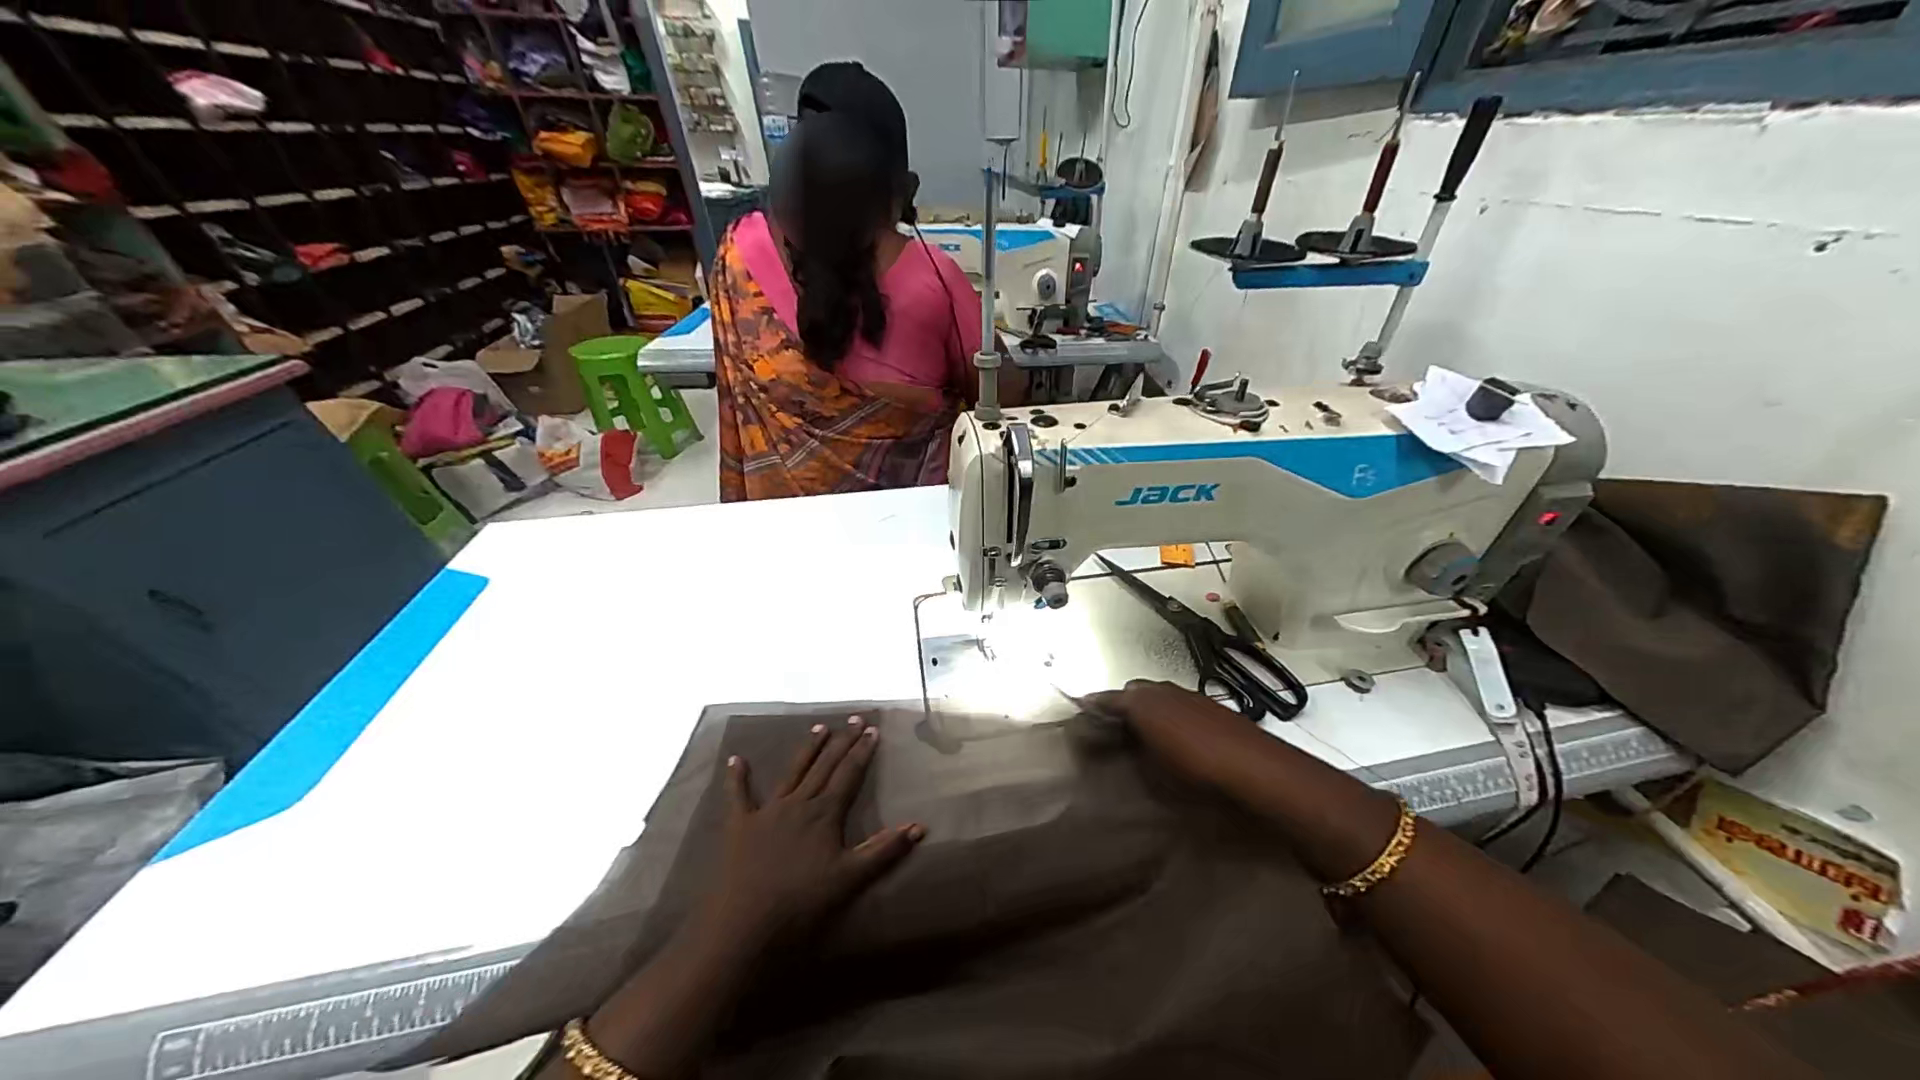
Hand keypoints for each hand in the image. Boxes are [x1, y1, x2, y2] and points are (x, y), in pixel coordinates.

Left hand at [705, 716, 923, 947]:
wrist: (747, 922)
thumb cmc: (803, 901)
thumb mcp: (851, 878)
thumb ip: (885, 850)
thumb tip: (919, 826)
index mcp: (825, 813)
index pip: (849, 774)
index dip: (862, 751)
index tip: (873, 730)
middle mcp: (798, 803)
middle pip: (824, 766)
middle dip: (841, 742)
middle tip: (853, 719)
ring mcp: (767, 811)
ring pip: (792, 772)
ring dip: (807, 749)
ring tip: (819, 728)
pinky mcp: (740, 825)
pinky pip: (738, 796)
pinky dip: (737, 777)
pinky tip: (736, 759)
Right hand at [1085, 680, 1270, 793]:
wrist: (1255, 770)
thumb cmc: (1193, 765)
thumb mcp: (1148, 761)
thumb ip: (1125, 738)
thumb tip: (1104, 724)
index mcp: (1145, 699)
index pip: (1110, 697)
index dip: (1095, 704)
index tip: (1082, 712)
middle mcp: (1169, 692)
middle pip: (1136, 693)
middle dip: (1123, 705)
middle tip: (1113, 730)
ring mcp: (1195, 701)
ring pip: (1162, 699)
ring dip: (1151, 712)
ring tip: (1144, 738)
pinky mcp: (1218, 715)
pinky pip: (1184, 710)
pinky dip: (1174, 719)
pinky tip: (1178, 743)